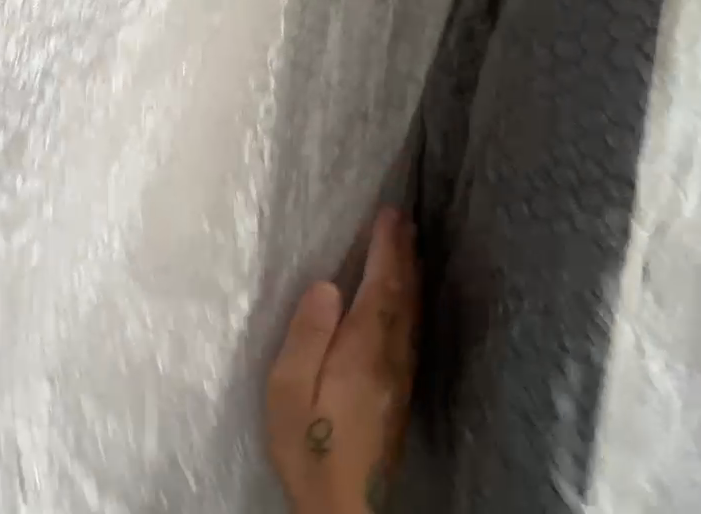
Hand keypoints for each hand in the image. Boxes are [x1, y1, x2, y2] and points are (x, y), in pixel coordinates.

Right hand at [266, 208, 419, 513]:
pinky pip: (411, 334)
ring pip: (413, 316)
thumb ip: (306, 336)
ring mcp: (399, 379)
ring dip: (411, 276)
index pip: (381, 291)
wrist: (341, 503)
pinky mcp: (398, 393)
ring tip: (409, 246)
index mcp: (362, 354)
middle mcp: (390, 362)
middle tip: (404, 218)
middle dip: (403, 256)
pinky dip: (410, 304)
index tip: (389, 215)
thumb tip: (326, 287)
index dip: (387, 251)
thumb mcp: (287, 386)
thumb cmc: (303, 440)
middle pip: (404, 300)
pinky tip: (404, 298)